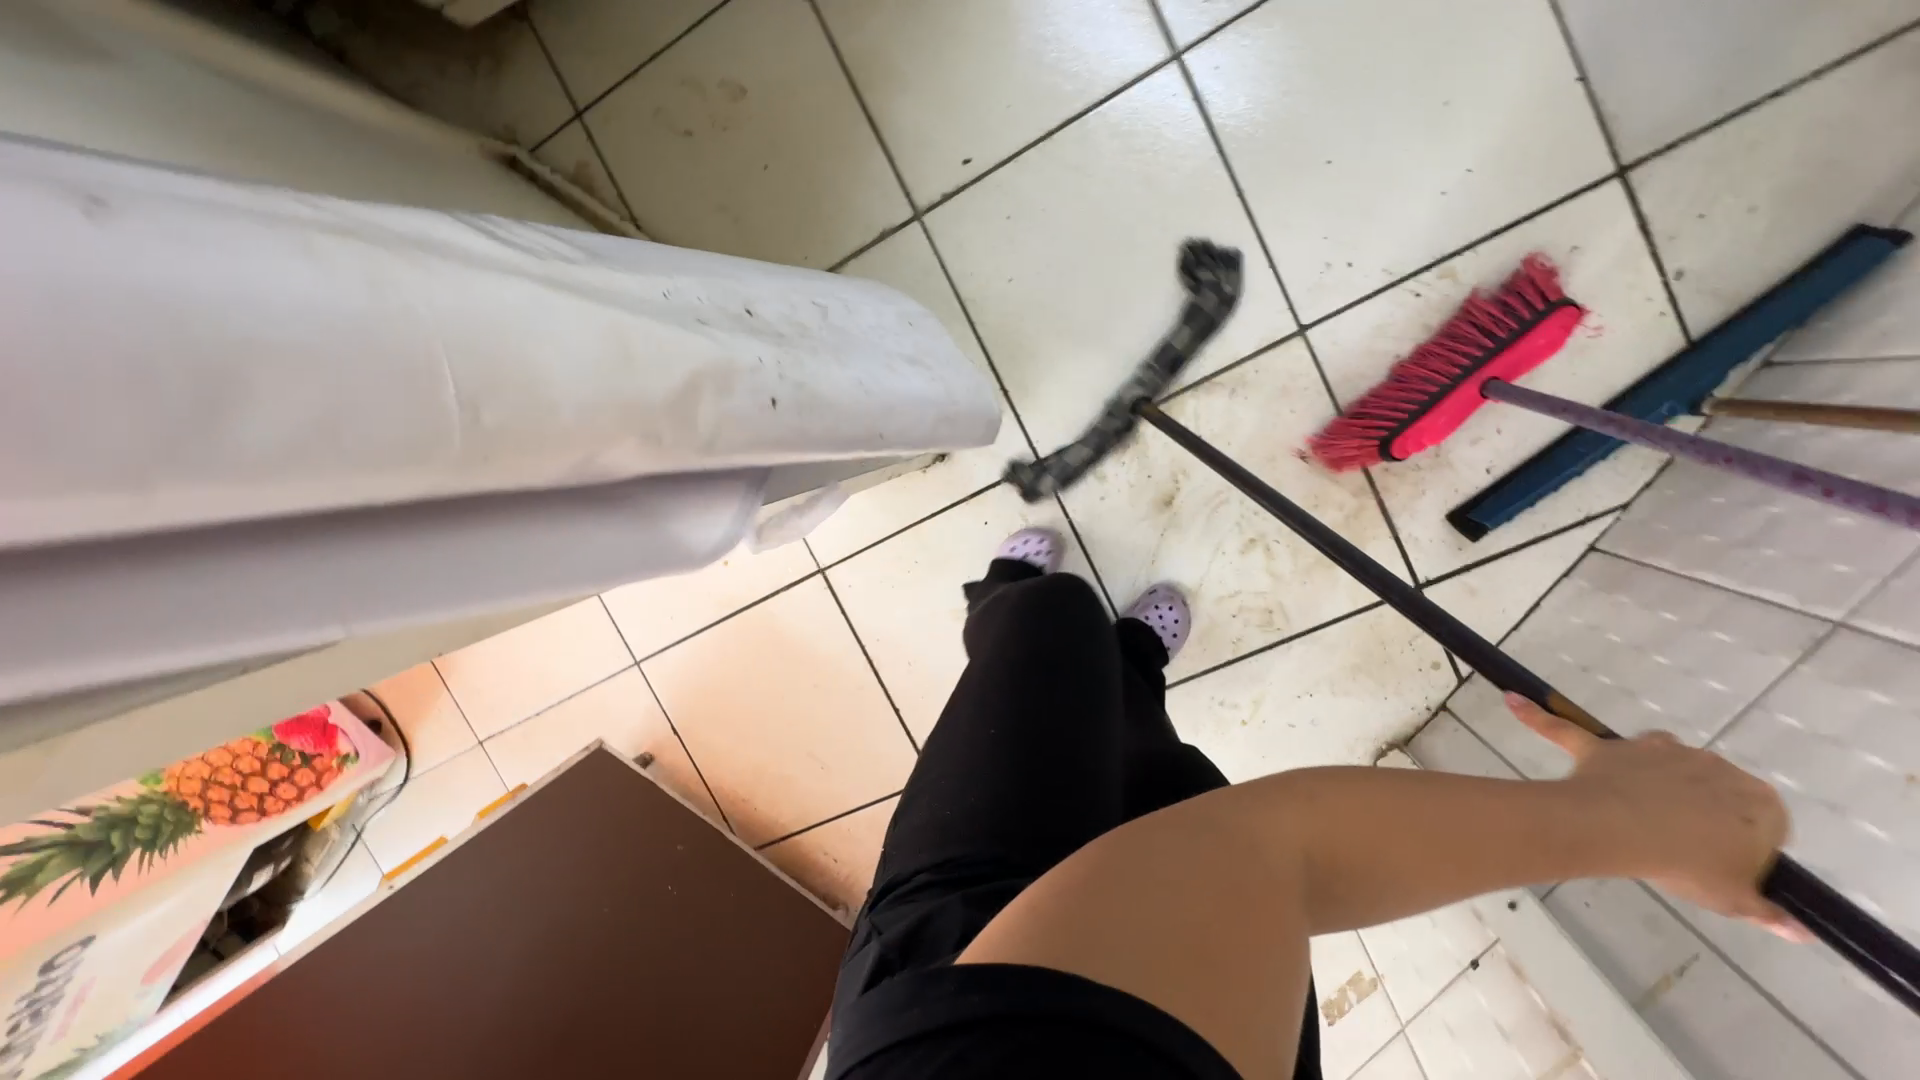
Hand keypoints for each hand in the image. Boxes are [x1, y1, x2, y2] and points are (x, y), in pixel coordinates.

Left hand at [1505, 693, 1809, 942]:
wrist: (1626, 831)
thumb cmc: (1687, 863)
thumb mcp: (1735, 897)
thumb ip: (1765, 909)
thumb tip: (1797, 929)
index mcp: (1756, 799)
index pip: (1761, 823)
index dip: (1739, 846)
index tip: (1719, 863)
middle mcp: (1710, 763)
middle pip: (1709, 790)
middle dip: (1697, 814)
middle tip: (1677, 846)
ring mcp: (1655, 750)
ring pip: (1657, 761)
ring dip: (1650, 782)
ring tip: (1638, 813)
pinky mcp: (1605, 749)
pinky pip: (1563, 728)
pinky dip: (1536, 716)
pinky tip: (1511, 700)